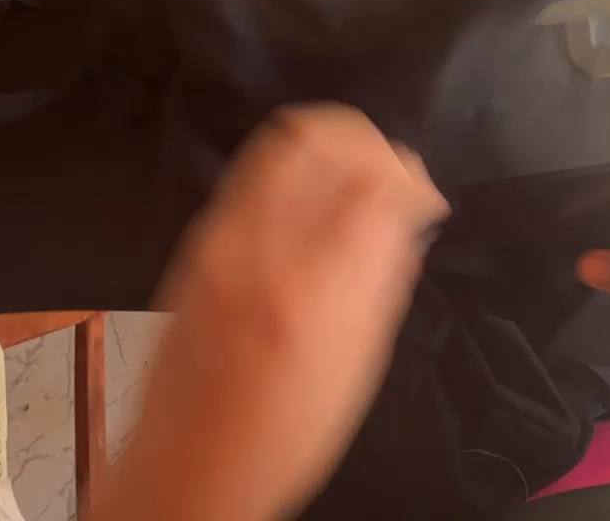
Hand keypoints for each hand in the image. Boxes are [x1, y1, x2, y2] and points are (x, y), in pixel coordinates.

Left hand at [100, 104, 448, 520]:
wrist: (185, 470)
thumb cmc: (278, 435)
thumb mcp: (360, 361)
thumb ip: (388, 276)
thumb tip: (410, 220)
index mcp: (311, 287)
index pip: (373, 182)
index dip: (411, 176)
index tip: (424, 194)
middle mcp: (259, 249)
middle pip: (322, 138)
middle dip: (371, 141)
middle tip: (392, 169)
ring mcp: (220, 238)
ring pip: (285, 140)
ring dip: (336, 144)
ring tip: (359, 170)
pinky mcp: (200, 240)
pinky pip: (258, 168)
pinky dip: (302, 162)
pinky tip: (318, 194)